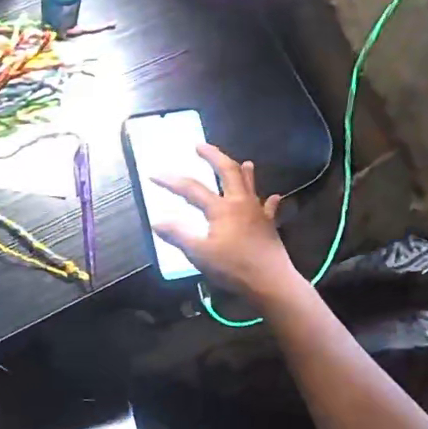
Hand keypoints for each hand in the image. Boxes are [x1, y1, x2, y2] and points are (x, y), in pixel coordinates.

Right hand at [152, 145, 302, 301]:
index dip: (171, 181)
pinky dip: (270, 201)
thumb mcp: (199, 253)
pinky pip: (270, 208)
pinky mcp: (269, 226)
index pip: (191, 189)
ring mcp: (258, 212)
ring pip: (250, 185)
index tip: (154, 175)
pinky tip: (273, 197)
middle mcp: (240, 203)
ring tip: (243, 162)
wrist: (270, 281)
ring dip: (244, 172)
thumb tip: (157, 222)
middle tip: (201, 147)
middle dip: (213, 156)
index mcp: (221, 208)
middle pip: (227, 171)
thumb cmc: (233, 267)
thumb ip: (178, 235)